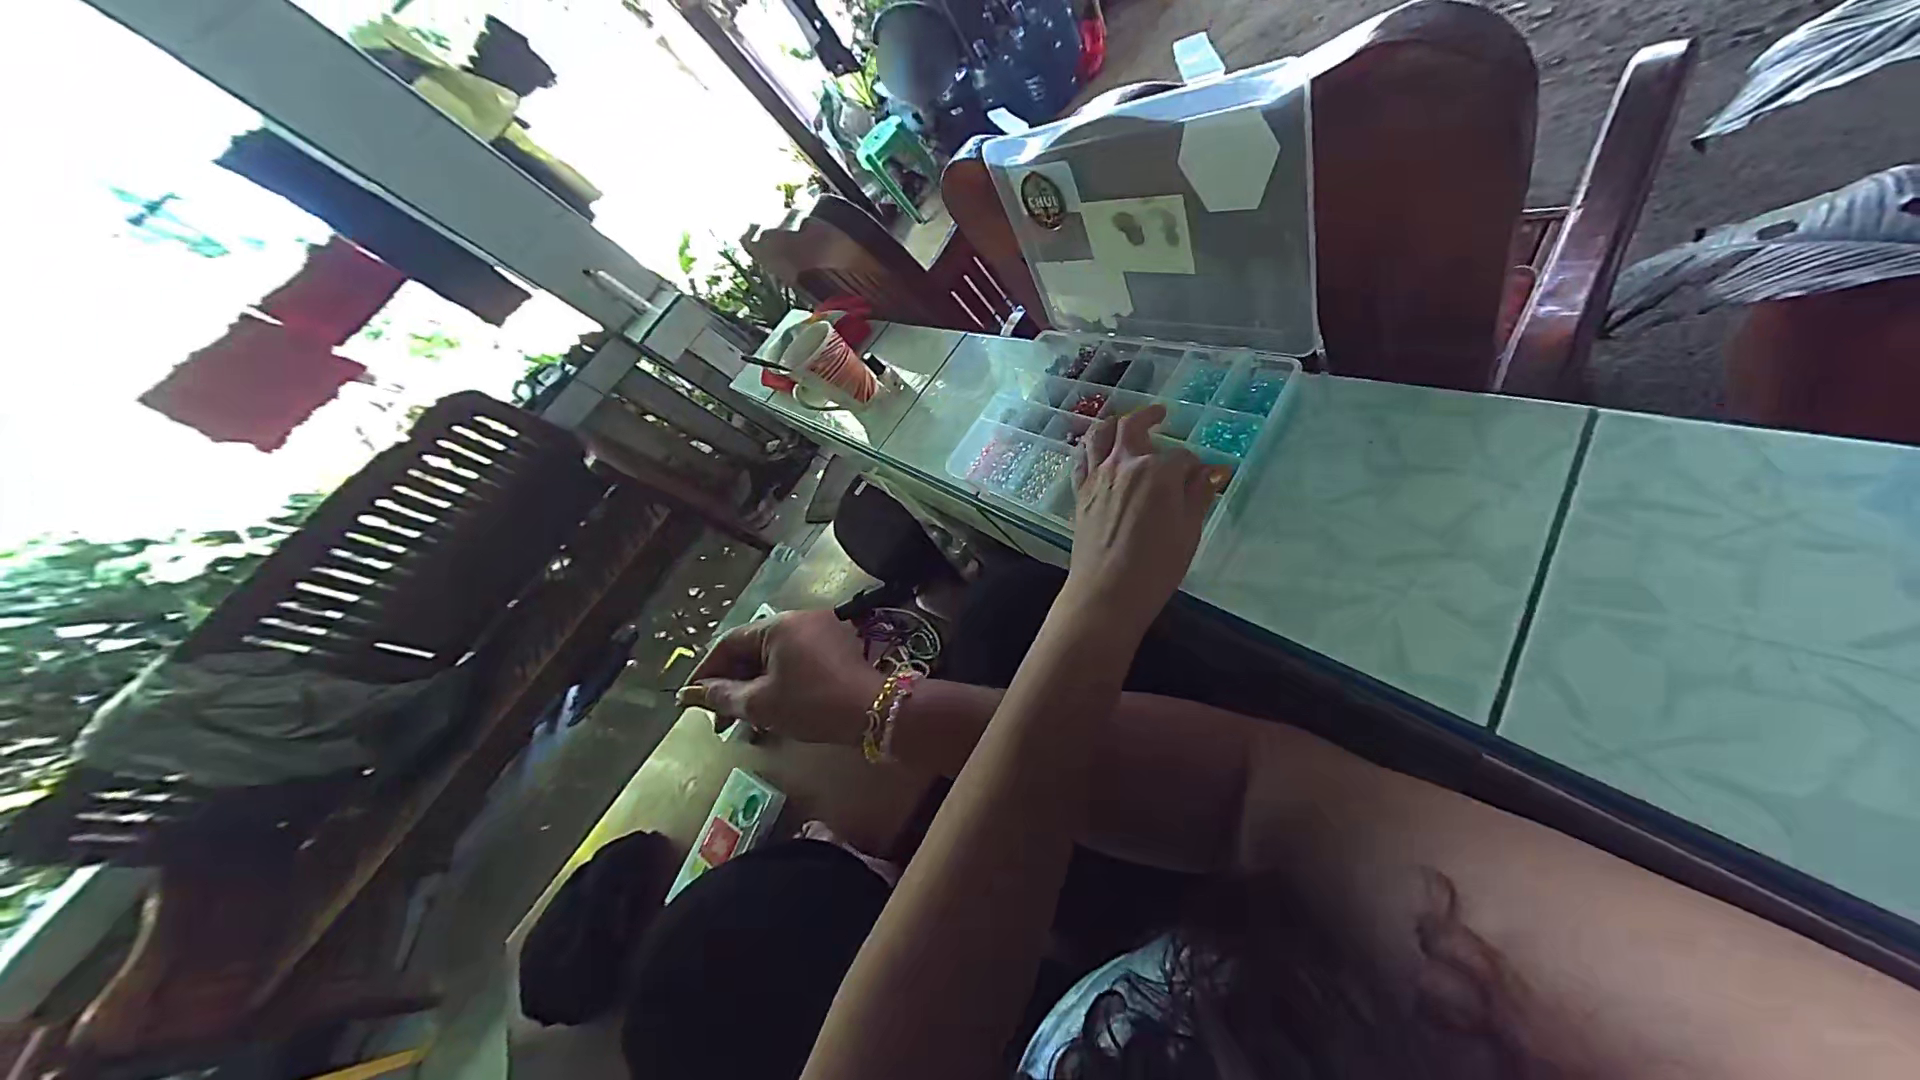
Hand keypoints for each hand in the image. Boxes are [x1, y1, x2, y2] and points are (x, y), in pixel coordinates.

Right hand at [677, 610, 883, 742]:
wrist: (874, 709)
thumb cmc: (813, 702)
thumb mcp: (761, 703)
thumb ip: (722, 695)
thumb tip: (691, 694)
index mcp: (778, 625)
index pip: (729, 643)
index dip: (706, 672)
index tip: (690, 700)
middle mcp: (800, 619)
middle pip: (752, 649)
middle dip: (731, 684)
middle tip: (719, 718)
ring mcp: (822, 631)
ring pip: (775, 657)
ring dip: (755, 686)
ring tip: (744, 720)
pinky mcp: (838, 647)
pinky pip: (797, 660)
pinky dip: (780, 681)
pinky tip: (774, 708)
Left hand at [1066, 404, 1224, 627]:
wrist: (1108, 591)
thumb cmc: (1156, 566)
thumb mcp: (1189, 531)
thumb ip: (1198, 496)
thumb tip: (1209, 473)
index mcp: (1158, 472)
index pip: (1182, 457)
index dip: (1194, 466)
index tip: (1201, 477)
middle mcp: (1125, 465)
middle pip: (1134, 428)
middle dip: (1150, 416)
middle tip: (1160, 414)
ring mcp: (1098, 477)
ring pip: (1100, 435)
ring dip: (1114, 423)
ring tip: (1123, 422)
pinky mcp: (1080, 493)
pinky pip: (1081, 460)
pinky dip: (1089, 448)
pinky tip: (1095, 449)